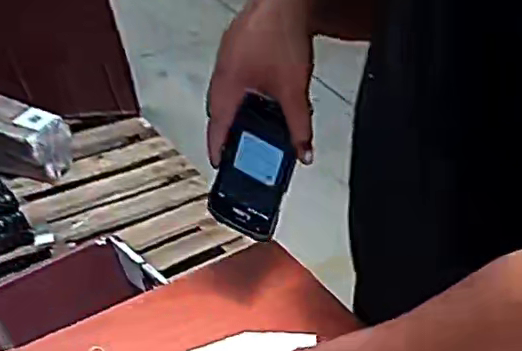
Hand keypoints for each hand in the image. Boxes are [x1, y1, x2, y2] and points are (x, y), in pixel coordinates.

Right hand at [207, 0, 315, 166]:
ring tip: (255, 133)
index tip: (218, 163)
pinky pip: (242, 83)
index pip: (218, 125)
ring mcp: (232, 57)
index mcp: (228, 82)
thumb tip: (303, 152)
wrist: (287, 0)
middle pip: (223, 112)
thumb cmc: (280, 31)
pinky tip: (267, 106)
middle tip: (238, 152)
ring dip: (243, 116)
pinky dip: (251, 100)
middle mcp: (224, 69)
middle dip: (231, 134)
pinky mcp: (244, 49)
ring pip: (233, 97)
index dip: (218, 147)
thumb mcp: (294, 92)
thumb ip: (299, 128)